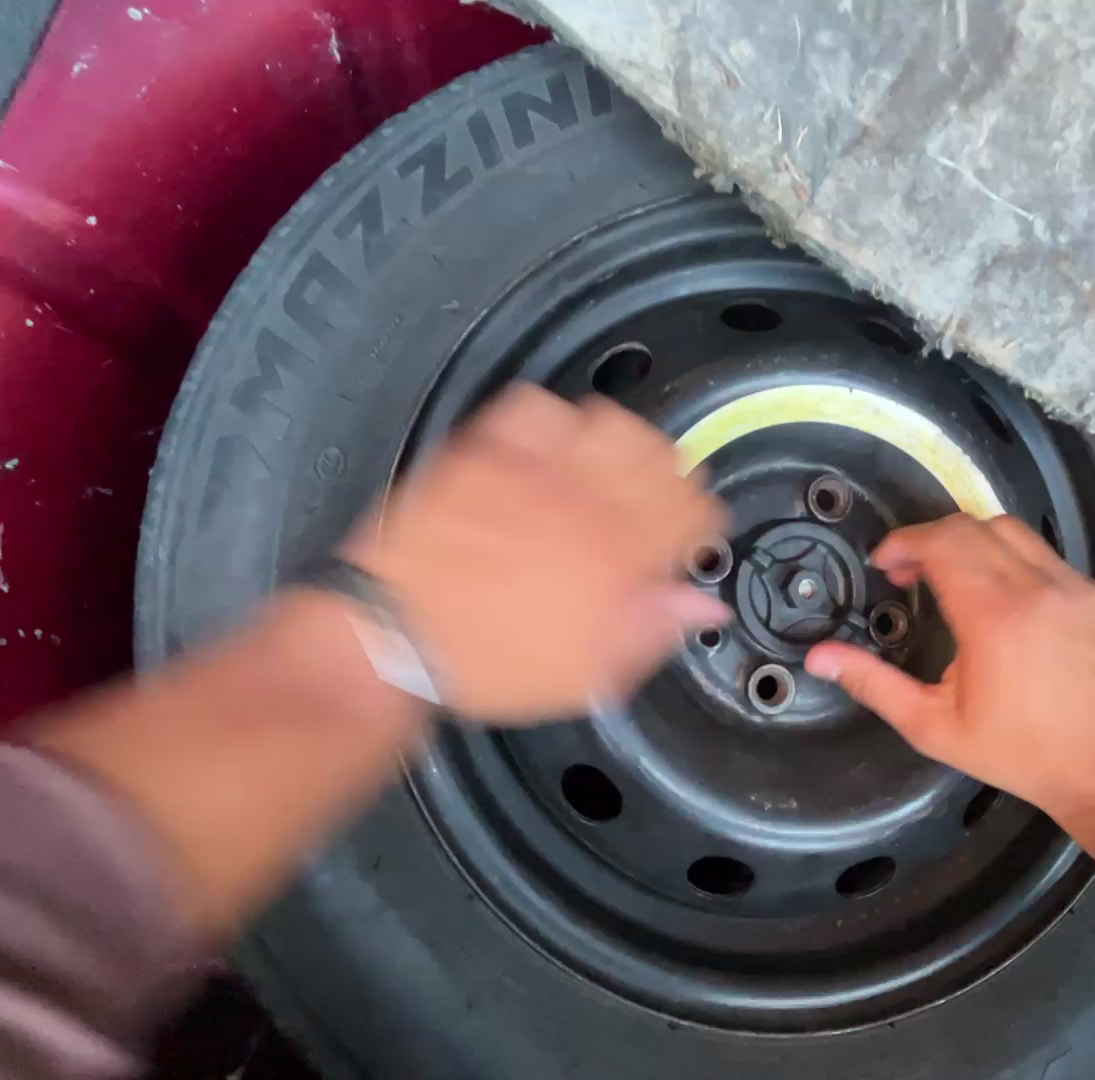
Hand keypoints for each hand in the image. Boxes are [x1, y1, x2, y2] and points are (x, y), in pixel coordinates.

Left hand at [350, 385, 728, 721]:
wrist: (392, 638)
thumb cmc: (483, 659)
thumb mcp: (588, 669)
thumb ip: (653, 626)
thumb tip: (700, 605)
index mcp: (615, 553)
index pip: (691, 507)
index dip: (701, 516)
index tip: (693, 527)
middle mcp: (581, 501)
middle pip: (658, 453)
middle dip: (669, 473)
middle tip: (657, 497)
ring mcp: (533, 471)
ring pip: (608, 420)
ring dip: (622, 440)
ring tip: (612, 467)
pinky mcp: (486, 456)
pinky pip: (534, 408)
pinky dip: (554, 418)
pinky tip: (552, 445)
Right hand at [805, 514, 1094, 818]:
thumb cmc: (1019, 753)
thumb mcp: (931, 725)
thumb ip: (872, 683)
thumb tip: (819, 658)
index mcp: (993, 615)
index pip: (941, 542)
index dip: (903, 542)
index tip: (884, 562)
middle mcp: (1037, 588)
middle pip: (971, 526)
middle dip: (929, 539)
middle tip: (907, 572)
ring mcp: (1076, 588)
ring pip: (1012, 531)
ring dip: (970, 542)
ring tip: (952, 577)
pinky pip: (1047, 558)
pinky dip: (1012, 563)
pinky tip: (1004, 601)